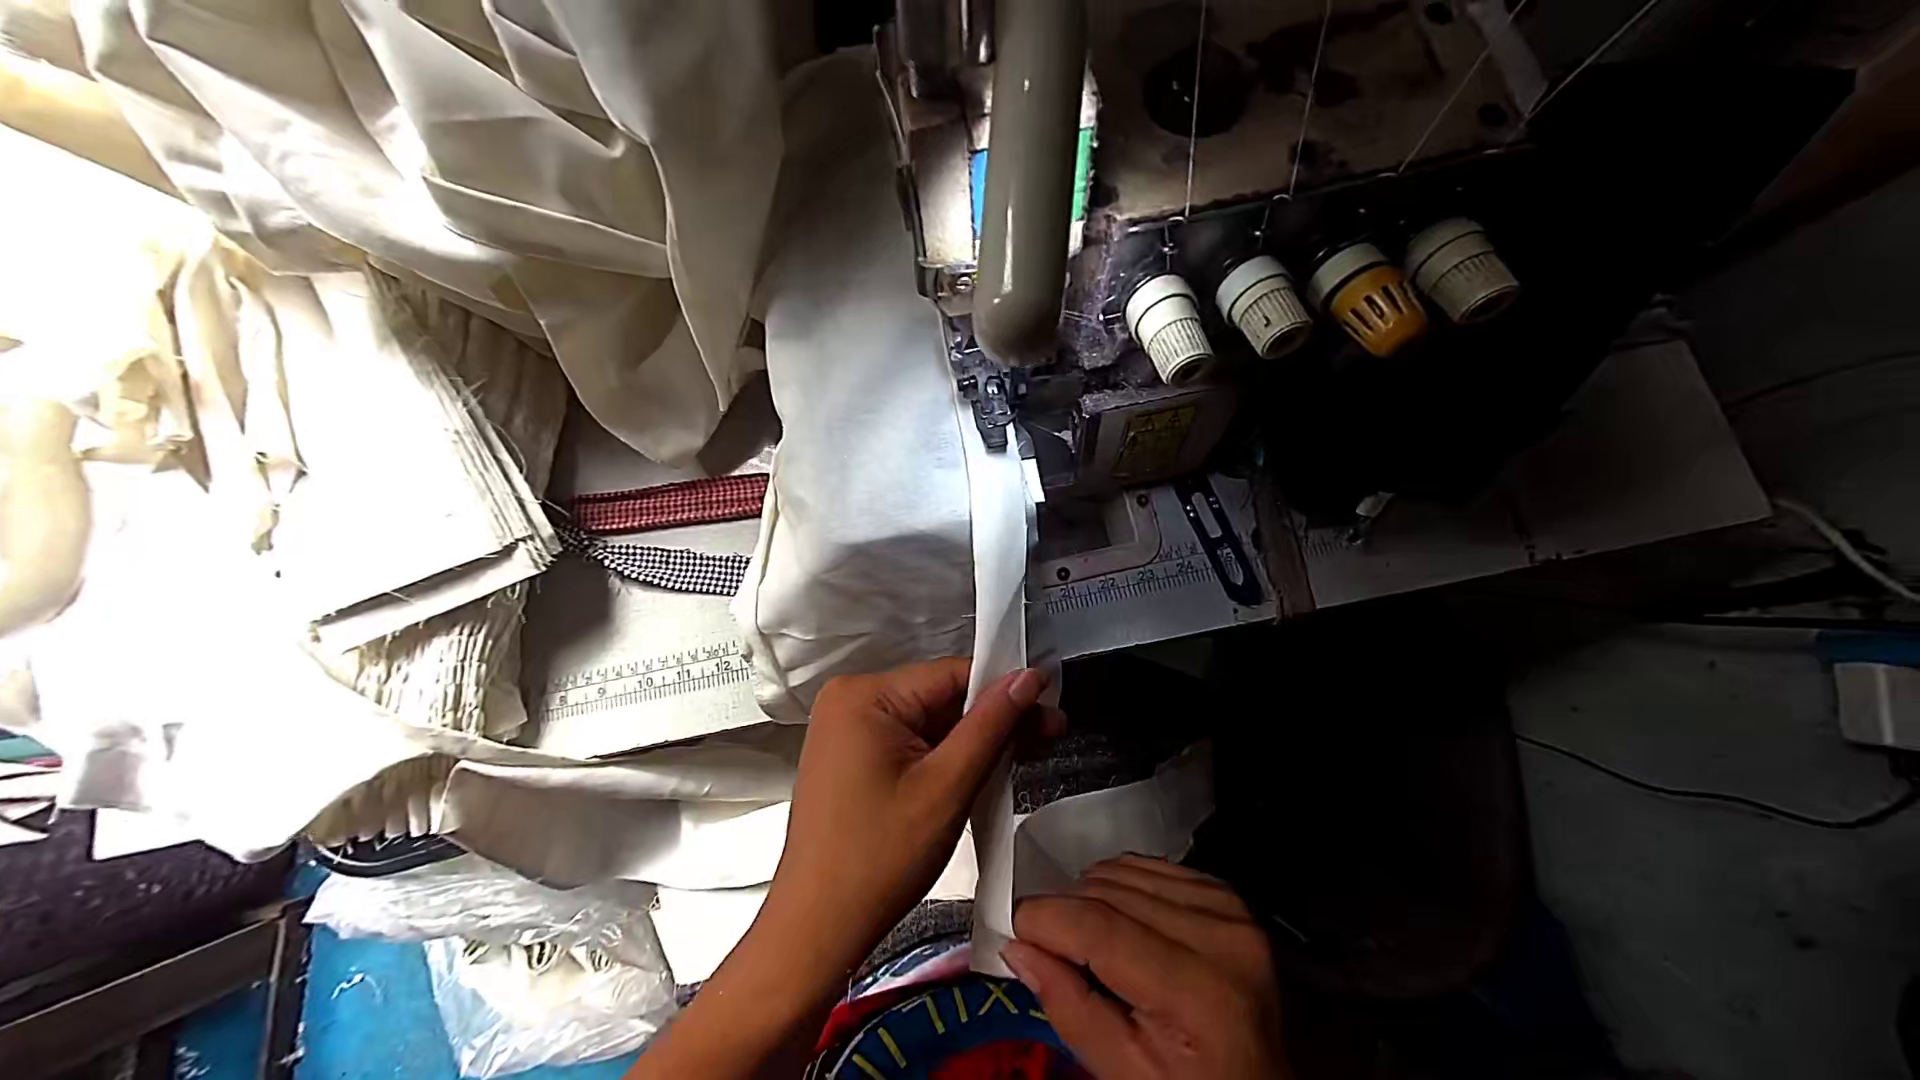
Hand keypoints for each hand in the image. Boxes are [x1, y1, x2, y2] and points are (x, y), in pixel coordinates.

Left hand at [766, 658, 1054, 975]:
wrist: (818, 927)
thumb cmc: (877, 860)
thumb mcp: (947, 786)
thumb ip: (992, 725)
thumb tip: (1028, 678)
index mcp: (864, 696)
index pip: (951, 675)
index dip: (1005, 689)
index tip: (1048, 704)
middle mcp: (849, 701)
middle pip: (941, 698)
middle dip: (994, 719)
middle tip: (1047, 733)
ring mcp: (847, 729)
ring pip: (928, 722)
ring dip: (974, 740)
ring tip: (1023, 754)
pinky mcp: (851, 756)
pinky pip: (910, 741)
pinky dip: (945, 756)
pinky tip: (982, 768)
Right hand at [1002, 856, 1289, 1079]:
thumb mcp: (1125, 1073)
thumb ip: (1068, 1005)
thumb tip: (1016, 945)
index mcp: (1199, 991)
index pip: (1099, 928)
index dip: (1043, 920)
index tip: (1012, 930)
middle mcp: (1220, 934)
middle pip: (1107, 892)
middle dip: (1062, 913)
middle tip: (1047, 946)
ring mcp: (1228, 909)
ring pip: (1121, 871)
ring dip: (1089, 897)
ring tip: (1087, 940)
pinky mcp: (1225, 894)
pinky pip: (1147, 866)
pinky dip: (1119, 884)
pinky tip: (1118, 918)